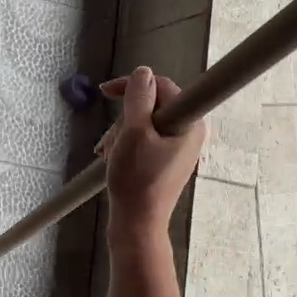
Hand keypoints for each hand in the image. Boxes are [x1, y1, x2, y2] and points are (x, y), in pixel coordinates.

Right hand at [97, 66, 203, 241]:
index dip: (135, 84)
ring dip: (123, 132)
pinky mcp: (167, 162)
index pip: (164, 86)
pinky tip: (115, 159)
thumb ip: (139, 99)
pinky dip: (128, 145)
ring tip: (110, 153)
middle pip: (154, 105)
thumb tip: (143, 73)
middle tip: (109, 136)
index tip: (106, 93)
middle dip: (126, 116)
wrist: (137, 224)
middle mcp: (190, 132)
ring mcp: (179, 148)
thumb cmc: (136, 179)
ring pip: (146, 123)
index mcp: (190, 123)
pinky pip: (146, 140)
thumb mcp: (133, 133)